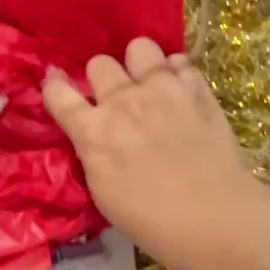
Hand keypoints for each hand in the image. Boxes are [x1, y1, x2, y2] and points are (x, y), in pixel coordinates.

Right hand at [42, 38, 269, 269]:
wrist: (215, 219)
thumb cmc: (152, 221)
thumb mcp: (102, 192)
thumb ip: (92, 152)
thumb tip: (91, 134)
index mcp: (93, 132)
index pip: (58, 92)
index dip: (54, 84)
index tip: (57, 83)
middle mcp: (122, 101)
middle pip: (99, 63)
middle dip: (102, 78)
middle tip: (115, 97)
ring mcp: (162, 89)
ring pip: (139, 47)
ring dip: (139, 64)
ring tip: (148, 83)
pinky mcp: (196, 88)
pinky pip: (179, 60)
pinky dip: (176, 73)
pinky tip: (180, 91)